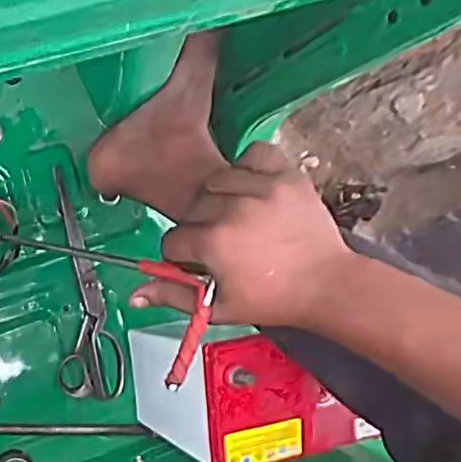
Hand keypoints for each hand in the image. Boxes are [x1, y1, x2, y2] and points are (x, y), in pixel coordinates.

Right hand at [128, 142, 357, 328]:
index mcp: (213, 243)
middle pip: (192, 209)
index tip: (199, 262)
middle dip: (199, 227)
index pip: (173, 239)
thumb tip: (134, 295)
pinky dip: (249, 166)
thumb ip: (173, 296)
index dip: (182, 254)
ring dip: (218, 197)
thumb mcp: (217, 307)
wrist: (326, 285)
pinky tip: (251, 189)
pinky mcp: (286, 176)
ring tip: (234, 216)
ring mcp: (262, 189)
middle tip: (219, 243)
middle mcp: (234, 210)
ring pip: (216, 180)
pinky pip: (254, 154)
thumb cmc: (272, 299)